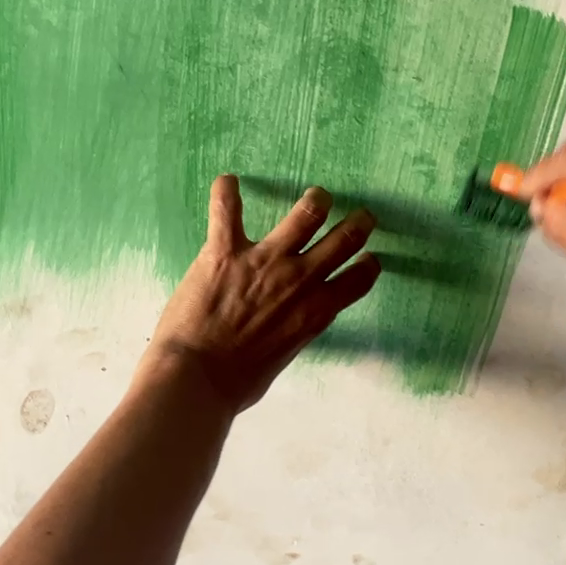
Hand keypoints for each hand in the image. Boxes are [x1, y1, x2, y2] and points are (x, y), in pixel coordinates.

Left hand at [141, 176, 381, 412]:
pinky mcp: (225, 251)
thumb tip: (288, 325)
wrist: (196, 379)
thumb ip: (293, 331)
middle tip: (362, 216)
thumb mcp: (283, 357)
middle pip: (344, 239)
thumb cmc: (238, 382)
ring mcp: (264, 260)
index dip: (368, 265)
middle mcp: (300, 279)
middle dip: (358, 223)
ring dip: (316, 201)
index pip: (358, 279)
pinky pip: (227, 210)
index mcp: (315, 311)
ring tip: (317, 198)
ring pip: (306, 213)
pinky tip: (229, 182)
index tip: (369, 258)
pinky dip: (227, 192)